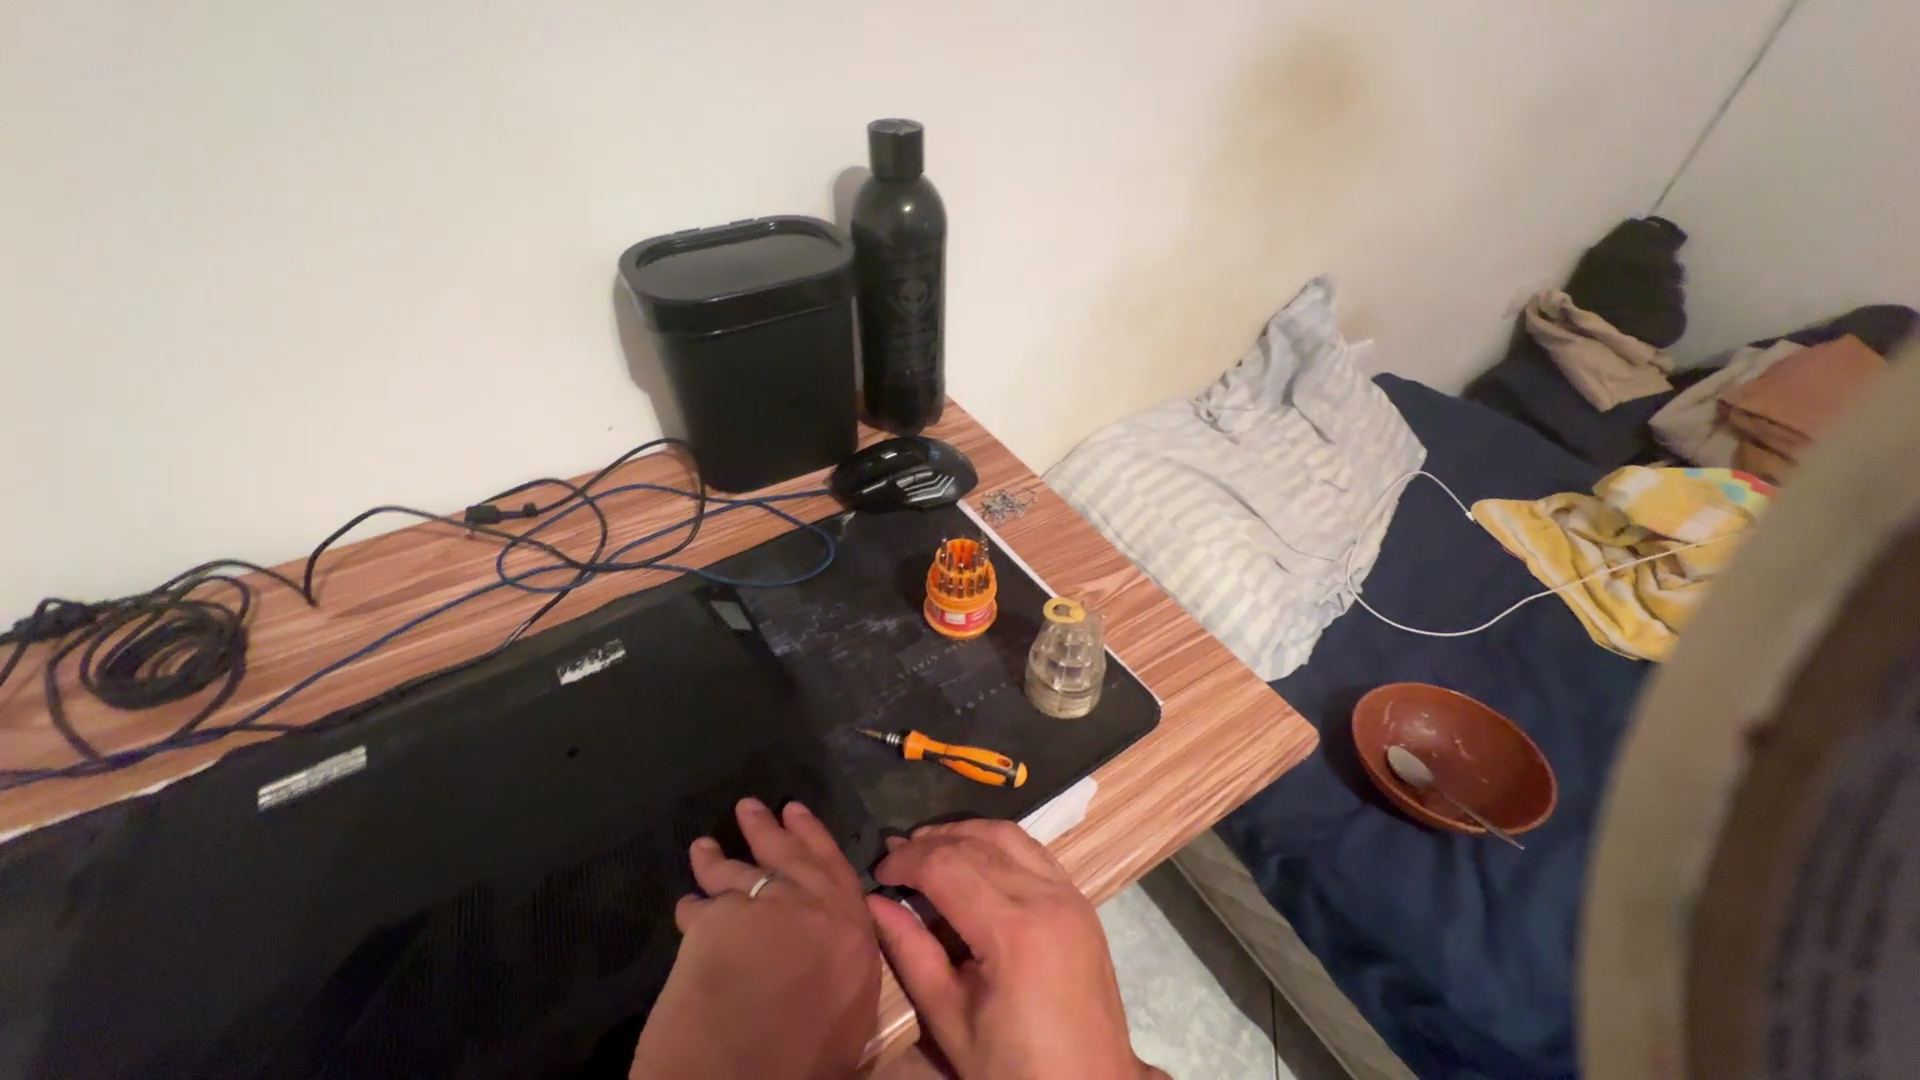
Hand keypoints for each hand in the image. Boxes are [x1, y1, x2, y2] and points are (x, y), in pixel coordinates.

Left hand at [630, 798, 879, 1079]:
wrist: (751, 1072)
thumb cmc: (812, 1053)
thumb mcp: (853, 1008)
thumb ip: (846, 962)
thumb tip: (838, 949)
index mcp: (850, 924)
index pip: (834, 866)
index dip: (814, 835)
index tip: (797, 811)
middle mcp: (808, 902)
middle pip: (785, 852)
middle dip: (766, 827)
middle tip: (748, 806)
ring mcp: (761, 905)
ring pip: (736, 869)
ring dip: (717, 856)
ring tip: (703, 846)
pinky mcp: (716, 920)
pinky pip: (701, 906)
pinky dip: (693, 904)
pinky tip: (686, 904)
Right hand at [866, 820, 1163, 1079]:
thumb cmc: (1013, 1067)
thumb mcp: (950, 1019)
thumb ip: (910, 952)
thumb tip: (873, 902)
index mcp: (1012, 931)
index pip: (946, 866)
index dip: (906, 861)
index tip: (878, 872)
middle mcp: (1045, 897)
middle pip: (975, 843)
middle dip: (928, 843)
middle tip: (894, 857)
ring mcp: (1069, 893)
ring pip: (1008, 834)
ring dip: (963, 833)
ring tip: (928, 848)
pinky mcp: (1080, 899)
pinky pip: (1033, 850)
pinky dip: (997, 842)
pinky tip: (974, 857)